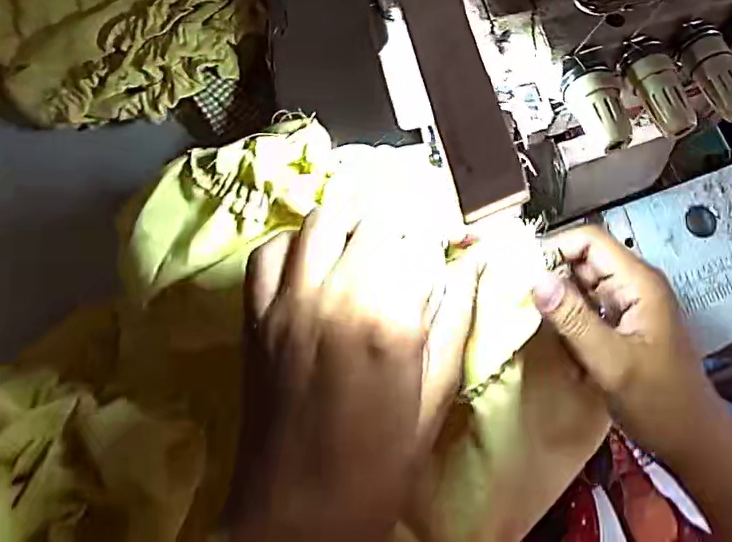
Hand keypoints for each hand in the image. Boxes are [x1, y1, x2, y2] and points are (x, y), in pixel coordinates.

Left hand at [230, 204, 476, 541]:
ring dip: (355, 220)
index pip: (423, 239)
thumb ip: (459, 313)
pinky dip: (297, 242)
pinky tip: (317, 258)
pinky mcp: (256, 318)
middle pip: (377, 220)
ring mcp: (289, 304)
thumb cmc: (380, 462)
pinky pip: (270, 251)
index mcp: (389, 319)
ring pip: (323, 221)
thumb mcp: (437, 390)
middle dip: (407, 224)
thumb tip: (476, 259)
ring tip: (372, 237)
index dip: (446, 235)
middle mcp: (337, 297)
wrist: (295, 522)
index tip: (456, 243)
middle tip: (418, 243)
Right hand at [532, 225, 730, 461]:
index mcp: (639, 281)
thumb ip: (574, 320)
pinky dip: (572, 314)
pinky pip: (593, 305)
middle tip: (518, 294)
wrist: (694, 438)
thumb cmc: (660, 402)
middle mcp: (636, 283)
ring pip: (587, 282)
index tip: (522, 270)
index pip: (591, 240)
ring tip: (528, 313)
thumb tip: (536, 280)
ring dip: (561, 295)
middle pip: (587, 258)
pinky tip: (553, 334)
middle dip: (553, 272)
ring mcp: (632, 302)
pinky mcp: (626, 323)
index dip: (556, 247)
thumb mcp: (612, 363)